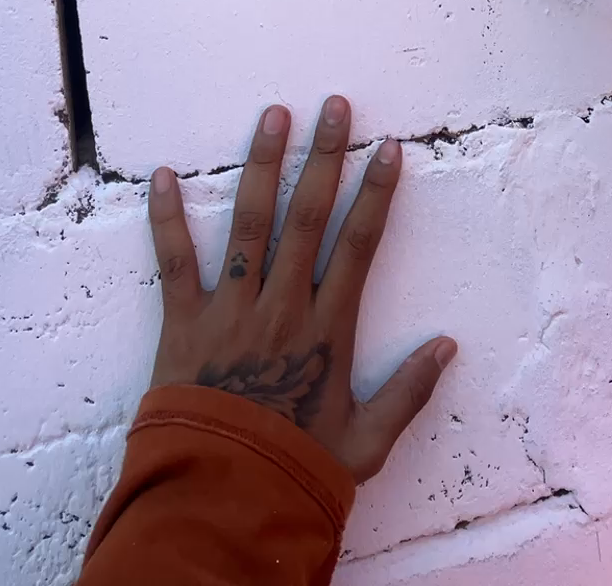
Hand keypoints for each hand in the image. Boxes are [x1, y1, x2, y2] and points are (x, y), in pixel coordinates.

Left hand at [145, 96, 456, 482]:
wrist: (216, 503)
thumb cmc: (294, 469)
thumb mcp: (367, 443)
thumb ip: (409, 392)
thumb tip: (447, 346)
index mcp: (327, 327)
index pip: (359, 243)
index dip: (377, 193)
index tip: (388, 150)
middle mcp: (282, 304)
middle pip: (308, 215)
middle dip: (325, 156)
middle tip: (335, 108)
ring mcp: (230, 309)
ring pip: (249, 222)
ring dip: (262, 165)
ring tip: (273, 116)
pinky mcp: (182, 323)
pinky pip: (174, 262)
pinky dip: (166, 219)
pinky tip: (164, 176)